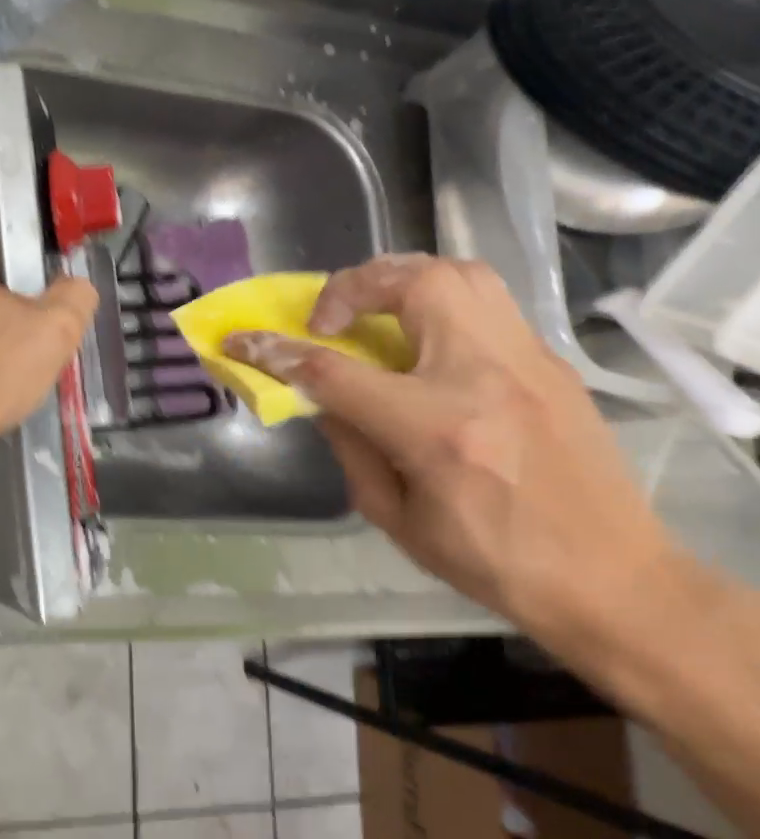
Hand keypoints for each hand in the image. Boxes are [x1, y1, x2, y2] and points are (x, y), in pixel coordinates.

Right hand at [222, 254, 680, 647]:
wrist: (617, 582)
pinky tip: (423, 342)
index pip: (332, 369)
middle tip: (327, 320)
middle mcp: (486, 378)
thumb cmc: (493, 563)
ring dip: (400, 279)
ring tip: (374, 312)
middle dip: (351, 286)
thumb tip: (319, 394)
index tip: (239, 340)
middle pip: (413, 284)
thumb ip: (348, 443)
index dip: (273, 350)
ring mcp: (529, 364)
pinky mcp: (552, 366)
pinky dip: (440, 302)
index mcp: (437, 428)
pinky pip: (488, 304)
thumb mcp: (393, 515)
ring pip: (461, 274)